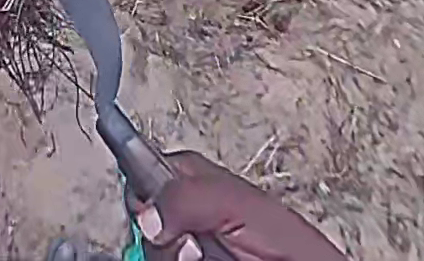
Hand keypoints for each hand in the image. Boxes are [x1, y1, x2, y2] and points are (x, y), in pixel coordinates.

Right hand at [135, 152, 348, 260]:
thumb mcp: (236, 204)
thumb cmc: (284, 242)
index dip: (143, 198)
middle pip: (141, 222)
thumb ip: (186, 197)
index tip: (155, 220)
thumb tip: (145, 214)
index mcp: (187, 175)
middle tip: (196, 250)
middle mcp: (180, 207)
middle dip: (162, 244)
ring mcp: (186, 244)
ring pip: (152, 252)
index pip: (139, 171)